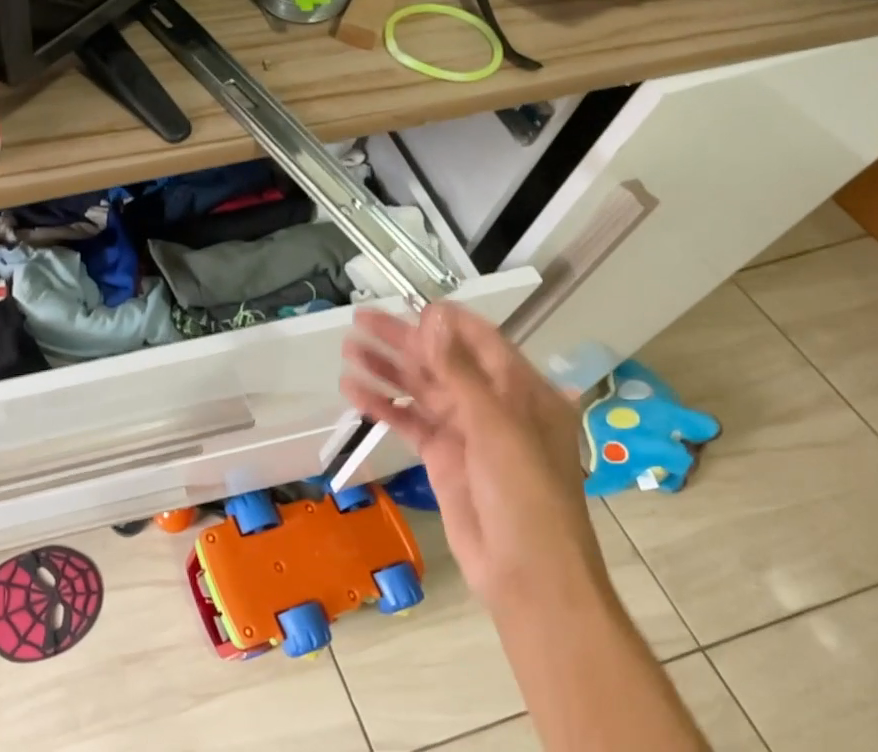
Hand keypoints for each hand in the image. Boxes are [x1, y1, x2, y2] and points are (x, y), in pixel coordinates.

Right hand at [341, 302, 604, 608]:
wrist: (528, 574)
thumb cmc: (528, 495)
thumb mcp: (496, 427)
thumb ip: (459, 371)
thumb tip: (433, 318)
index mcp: (523, 392)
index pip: (481, 342)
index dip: (446, 322)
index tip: (409, 303)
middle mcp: (494, 406)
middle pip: (443, 362)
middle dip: (403, 342)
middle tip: (361, 321)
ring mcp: (465, 433)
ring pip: (421, 390)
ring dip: (387, 370)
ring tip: (348, 349)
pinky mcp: (441, 458)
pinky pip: (409, 422)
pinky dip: (383, 406)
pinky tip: (353, 391)